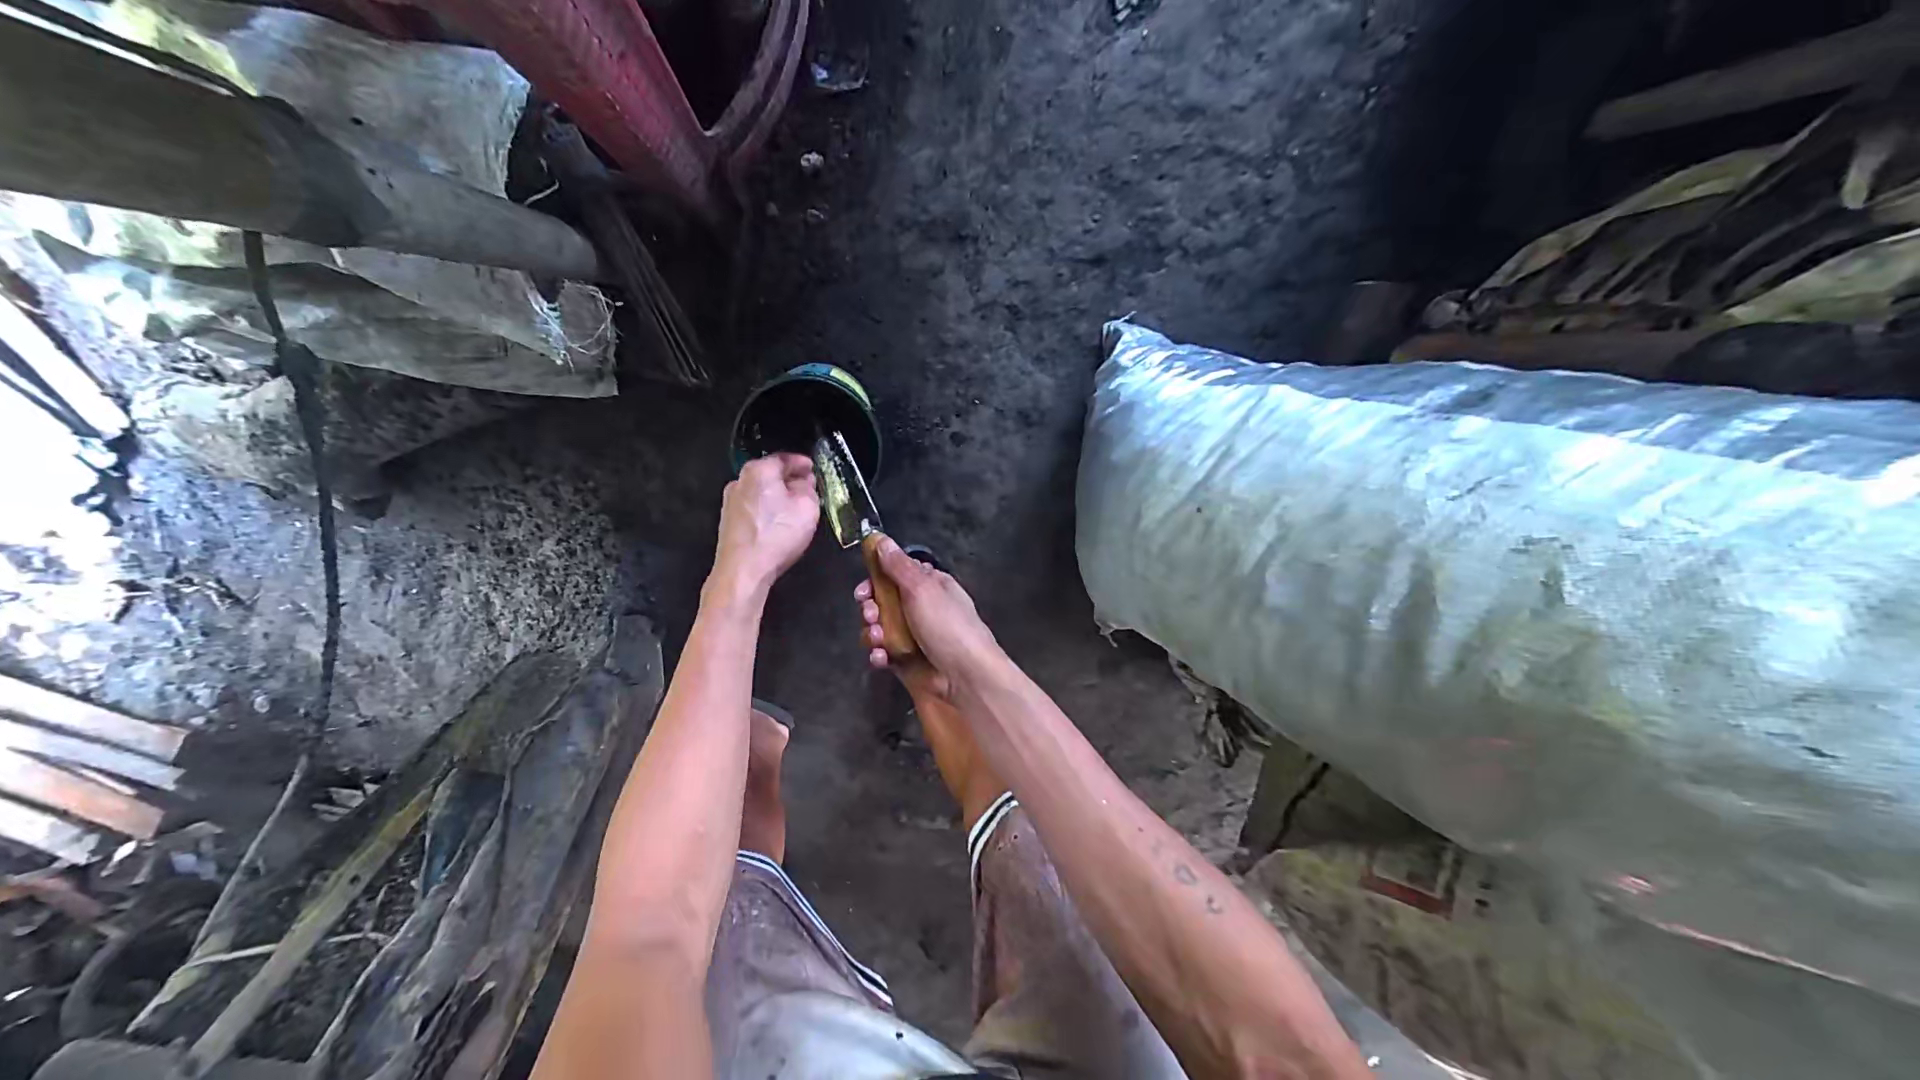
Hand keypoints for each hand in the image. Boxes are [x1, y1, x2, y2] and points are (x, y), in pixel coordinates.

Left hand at [711, 453, 818, 598]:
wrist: (743, 571)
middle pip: (771, 474)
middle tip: (809, 490)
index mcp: (759, 470)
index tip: (814, 470)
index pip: (785, 458)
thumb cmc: (777, 535)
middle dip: (790, 481)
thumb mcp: (808, 507)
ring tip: (796, 510)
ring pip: (761, 492)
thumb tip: (803, 483)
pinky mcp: (729, 522)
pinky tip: (779, 525)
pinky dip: (767, 511)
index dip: (803, 463)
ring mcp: (730, 502)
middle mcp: (740, 481)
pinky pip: (754, 508)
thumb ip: (809, 489)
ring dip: (778, 497)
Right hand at [854, 536, 1002, 689]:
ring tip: (878, 638)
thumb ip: (898, 565)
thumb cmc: (948, 627)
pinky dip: (878, 655)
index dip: (877, 579)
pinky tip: (882, 657)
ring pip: (879, 628)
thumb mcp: (922, 588)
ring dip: (872, 632)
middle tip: (870, 614)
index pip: (898, 573)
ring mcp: (914, 636)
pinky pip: (883, 653)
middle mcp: (922, 609)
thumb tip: (881, 540)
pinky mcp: (906, 662)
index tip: (864, 588)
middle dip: (870, 607)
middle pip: (884, 601)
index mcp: (931, 586)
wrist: (965, 677)